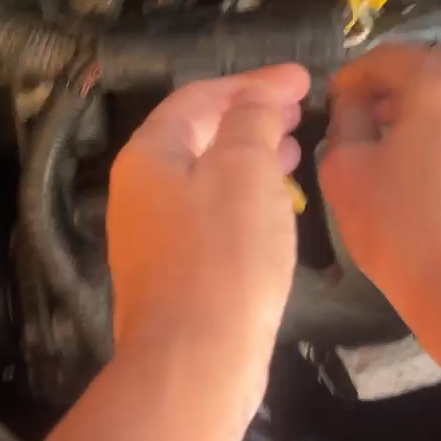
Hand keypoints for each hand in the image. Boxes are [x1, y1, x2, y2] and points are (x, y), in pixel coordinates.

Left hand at [106, 64, 310, 371]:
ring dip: (248, 154)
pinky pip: (207, 210)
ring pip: (204, 172)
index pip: (200, 97)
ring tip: (293, 146)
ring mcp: (150, 230)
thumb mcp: (244, 171)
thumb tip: (256, 96)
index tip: (301, 79)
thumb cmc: (222, 256)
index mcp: (149, 153)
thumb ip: (250, 122)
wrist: (193, 362)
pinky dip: (240, 193)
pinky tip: (272, 203)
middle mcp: (139, 186)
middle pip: (197, 132)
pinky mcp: (170, 266)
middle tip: (297, 108)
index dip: (252, 83)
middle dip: (248, 115)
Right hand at [317, 47, 440, 301]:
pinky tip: (433, 177)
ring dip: (425, 116)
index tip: (333, 102)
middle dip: (391, 93)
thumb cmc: (402, 226)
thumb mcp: (344, 167)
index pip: (385, 58)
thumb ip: (345, 120)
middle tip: (362, 124)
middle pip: (428, 74)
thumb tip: (355, 105)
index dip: (352, 77)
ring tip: (397, 152)